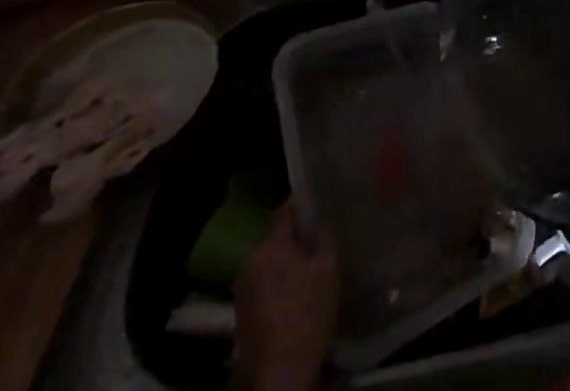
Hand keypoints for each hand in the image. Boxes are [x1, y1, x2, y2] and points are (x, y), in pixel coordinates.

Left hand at [234, 202, 338, 390]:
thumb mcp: (327, 270)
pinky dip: (276, 284)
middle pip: (276, 239)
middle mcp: (251, 259)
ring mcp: (242, 285)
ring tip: (308, 272)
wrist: (279, 369)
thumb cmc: (308, 312)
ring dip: (285, 263)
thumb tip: (320, 218)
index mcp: (271, 244)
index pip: (284, 212)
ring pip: (268, 262)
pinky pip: (262, 284)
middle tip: (318, 244)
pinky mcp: (241, 309)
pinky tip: (293, 297)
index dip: (300, 204)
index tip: (314, 201)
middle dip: (295, 239)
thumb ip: (324, 237)